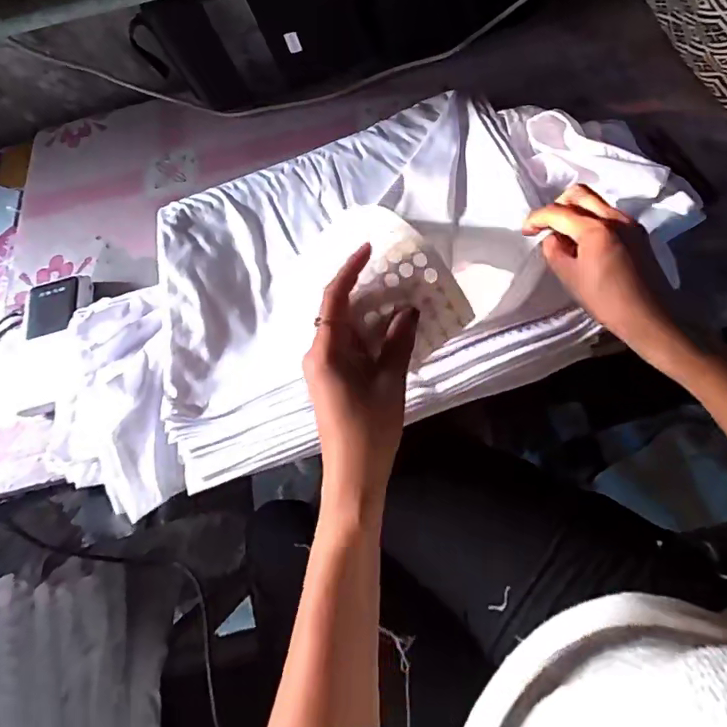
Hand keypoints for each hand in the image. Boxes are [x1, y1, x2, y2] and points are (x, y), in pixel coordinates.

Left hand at [304, 243, 418, 513]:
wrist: (353, 478)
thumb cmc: (369, 430)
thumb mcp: (390, 382)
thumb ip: (398, 342)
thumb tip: (409, 309)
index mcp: (325, 350)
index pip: (334, 297)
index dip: (350, 269)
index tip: (369, 248)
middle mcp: (317, 353)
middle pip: (337, 310)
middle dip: (364, 288)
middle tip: (393, 271)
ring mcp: (323, 367)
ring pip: (344, 327)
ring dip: (369, 311)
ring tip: (398, 293)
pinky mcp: (332, 378)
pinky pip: (348, 344)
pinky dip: (368, 332)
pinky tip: (391, 327)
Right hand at [522, 184, 701, 361]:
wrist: (649, 319)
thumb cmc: (606, 301)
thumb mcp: (569, 277)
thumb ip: (553, 250)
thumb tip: (553, 237)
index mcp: (596, 229)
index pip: (557, 212)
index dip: (536, 218)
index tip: (526, 230)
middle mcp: (615, 218)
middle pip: (579, 194)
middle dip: (557, 205)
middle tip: (547, 225)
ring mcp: (630, 224)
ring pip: (596, 202)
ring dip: (576, 211)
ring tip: (566, 236)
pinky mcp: (639, 234)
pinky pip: (609, 214)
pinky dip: (592, 220)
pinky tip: (587, 243)